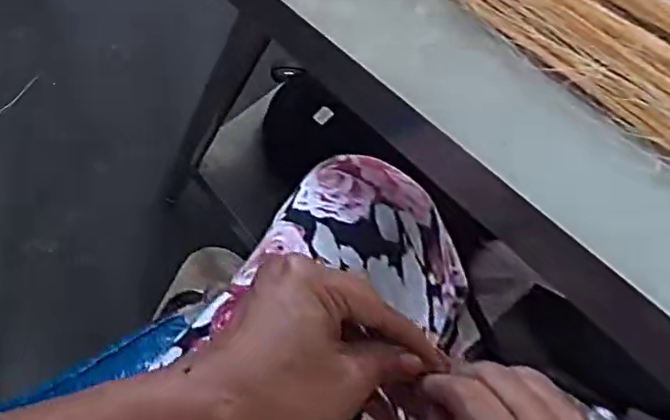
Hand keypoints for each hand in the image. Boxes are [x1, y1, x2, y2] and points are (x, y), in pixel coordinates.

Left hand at [177, 254, 447, 419]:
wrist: (225, 398)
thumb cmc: (283, 386)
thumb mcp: (351, 377)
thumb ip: (387, 361)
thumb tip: (412, 359)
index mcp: (308, 276)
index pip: (378, 304)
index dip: (415, 340)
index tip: (443, 367)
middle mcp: (289, 272)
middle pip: (357, 307)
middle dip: (390, 346)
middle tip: (423, 381)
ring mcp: (277, 289)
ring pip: (339, 318)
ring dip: (369, 354)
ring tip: (399, 394)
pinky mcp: (271, 309)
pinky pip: (317, 323)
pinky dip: (343, 352)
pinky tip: (369, 388)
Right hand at [411, 363, 590, 418]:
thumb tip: (428, 401)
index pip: (467, 390)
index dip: (436, 382)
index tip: (425, 388)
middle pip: (496, 374)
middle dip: (464, 374)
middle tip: (449, 388)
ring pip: (531, 377)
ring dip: (497, 376)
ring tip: (483, 392)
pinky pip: (560, 395)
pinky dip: (531, 390)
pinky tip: (517, 403)